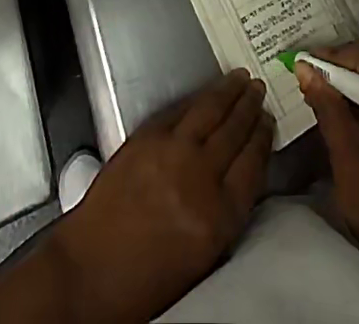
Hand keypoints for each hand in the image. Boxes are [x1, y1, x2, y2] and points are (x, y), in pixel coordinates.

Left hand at [50, 69, 272, 323]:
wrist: (89, 273)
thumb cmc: (146, 278)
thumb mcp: (205, 254)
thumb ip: (227, 211)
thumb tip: (239, 175)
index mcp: (220, 216)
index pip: (253, 163)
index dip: (263, 138)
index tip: (269, 122)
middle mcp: (200, 177)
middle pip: (235, 131)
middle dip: (250, 107)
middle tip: (259, 90)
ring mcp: (171, 153)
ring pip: (209, 111)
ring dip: (228, 91)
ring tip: (240, 79)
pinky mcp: (144, 139)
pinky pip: (177, 111)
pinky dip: (195, 98)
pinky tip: (204, 94)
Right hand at [297, 39, 358, 270]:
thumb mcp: (348, 158)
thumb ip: (328, 109)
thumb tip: (305, 67)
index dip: (334, 57)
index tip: (303, 69)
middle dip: (337, 68)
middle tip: (306, 83)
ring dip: (344, 82)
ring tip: (316, 96)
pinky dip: (355, 97)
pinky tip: (335, 111)